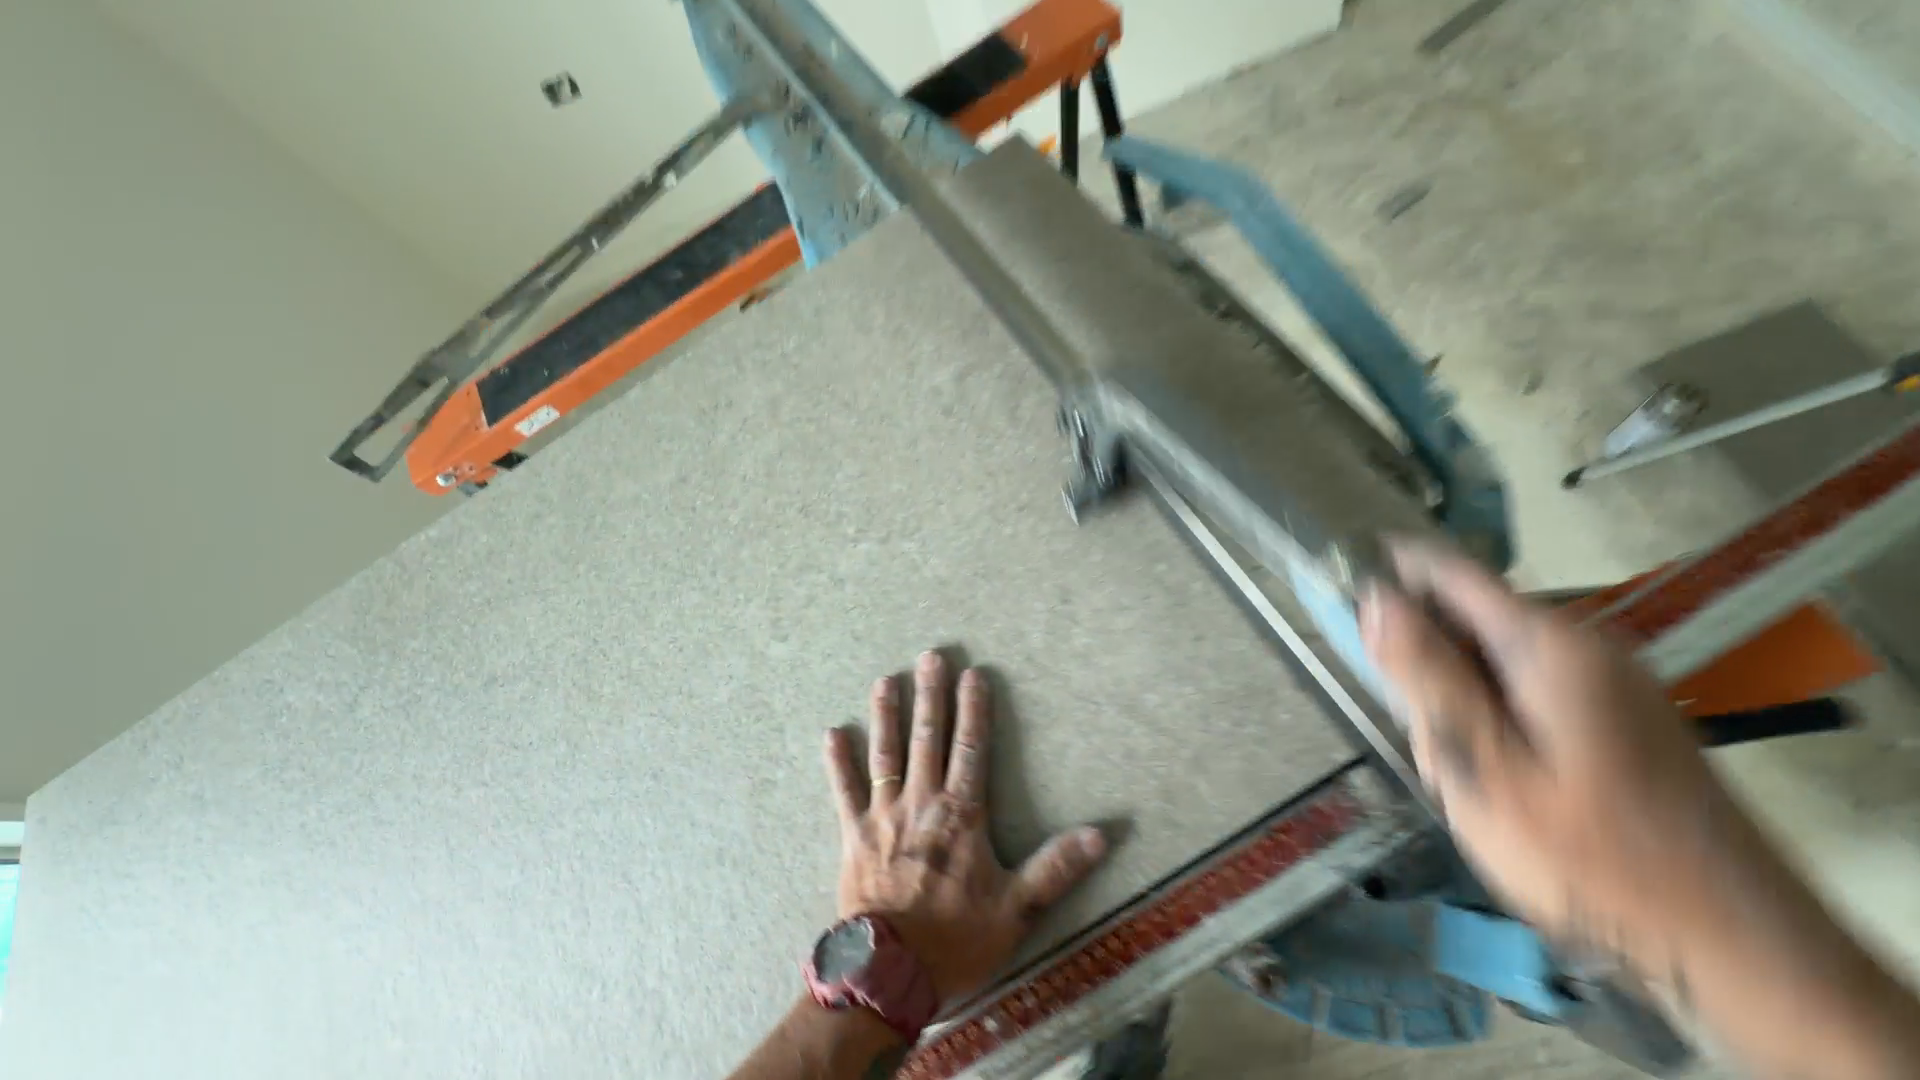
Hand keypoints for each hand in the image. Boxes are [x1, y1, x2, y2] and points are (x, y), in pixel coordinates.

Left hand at [822, 651, 1108, 1006]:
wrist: (889, 974)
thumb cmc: (956, 940)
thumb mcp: (1017, 909)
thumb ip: (1056, 868)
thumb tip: (1101, 834)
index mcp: (961, 815)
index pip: (972, 749)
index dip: (973, 710)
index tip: (973, 674)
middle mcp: (922, 804)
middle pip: (928, 739)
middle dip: (931, 696)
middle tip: (930, 657)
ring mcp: (883, 817)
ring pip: (886, 754)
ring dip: (886, 715)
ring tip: (885, 680)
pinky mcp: (854, 836)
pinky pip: (844, 791)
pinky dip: (838, 762)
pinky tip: (832, 733)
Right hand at [1358, 538, 1762, 979]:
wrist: (1731, 940)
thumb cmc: (1589, 855)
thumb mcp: (1482, 766)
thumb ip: (1426, 677)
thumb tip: (1376, 599)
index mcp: (1548, 644)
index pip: (1446, 572)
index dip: (1387, 574)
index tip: (1339, 596)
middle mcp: (1582, 646)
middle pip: (1467, 627)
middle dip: (1428, 675)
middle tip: (1435, 754)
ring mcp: (1606, 682)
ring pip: (1491, 669)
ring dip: (1459, 714)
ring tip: (1475, 788)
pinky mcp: (1617, 718)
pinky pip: (1527, 699)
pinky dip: (1497, 732)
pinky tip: (1509, 791)